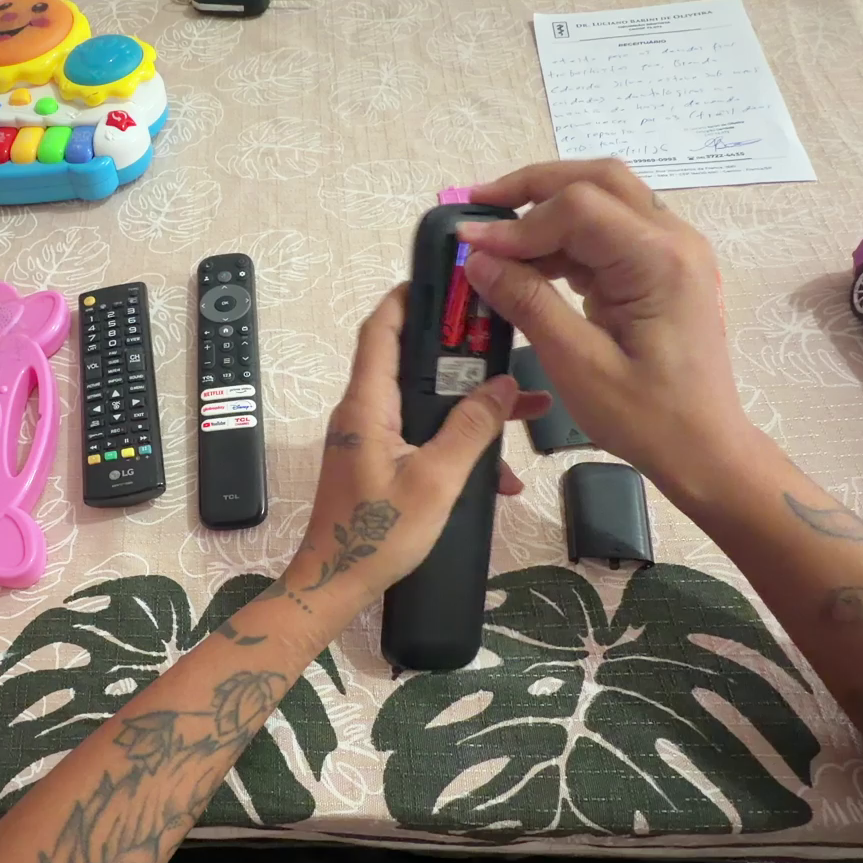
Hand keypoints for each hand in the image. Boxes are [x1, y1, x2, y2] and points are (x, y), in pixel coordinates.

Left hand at [281, 286, 548, 612]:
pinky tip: (496, 471)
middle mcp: (361, 413)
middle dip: (461, 353)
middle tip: (508, 342)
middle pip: (410, 361)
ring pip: (422, 402)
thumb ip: (472, 428)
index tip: (449, 280)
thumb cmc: (378, 534)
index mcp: (366, 406)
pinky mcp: (375, 460)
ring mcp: (367, 438)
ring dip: (469, 406)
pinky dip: (453, 442)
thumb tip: (505, 384)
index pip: (380, 329)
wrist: (336, 581)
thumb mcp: (436, 480)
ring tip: (526, 410)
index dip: (410, 297)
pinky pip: (419, 435)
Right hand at [457, 160, 753, 500]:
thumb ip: (528, 303)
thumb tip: (478, 260)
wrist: (701, 446)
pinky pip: (605, 236)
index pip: (578, 208)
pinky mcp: (656, 272)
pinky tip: (526, 262)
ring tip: (493, 233)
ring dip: (546, 209)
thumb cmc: (643, 415)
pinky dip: (561, 240)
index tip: (466, 245)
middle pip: (597, 181)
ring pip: (603, 200)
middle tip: (476, 205)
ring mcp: (668, 253)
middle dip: (532, 187)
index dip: (516, 223)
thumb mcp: (576, 364)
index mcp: (658, 260)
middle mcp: (671, 240)